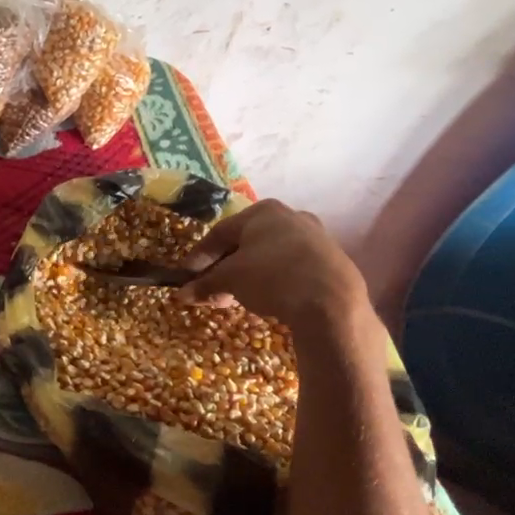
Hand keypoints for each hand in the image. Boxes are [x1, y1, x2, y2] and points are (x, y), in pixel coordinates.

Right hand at [174, 200, 370, 332]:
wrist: (331, 301)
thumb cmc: (270, 276)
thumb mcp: (228, 280)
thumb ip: (204, 284)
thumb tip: (182, 295)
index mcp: (263, 212)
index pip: (219, 233)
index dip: (199, 257)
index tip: (187, 276)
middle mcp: (290, 217)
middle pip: (245, 243)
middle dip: (224, 268)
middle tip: (210, 289)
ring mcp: (315, 237)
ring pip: (268, 256)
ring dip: (246, 276)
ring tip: (234, 298)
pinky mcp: (331, 260)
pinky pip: (291, 267)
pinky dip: (272, 280)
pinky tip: (265, 298)